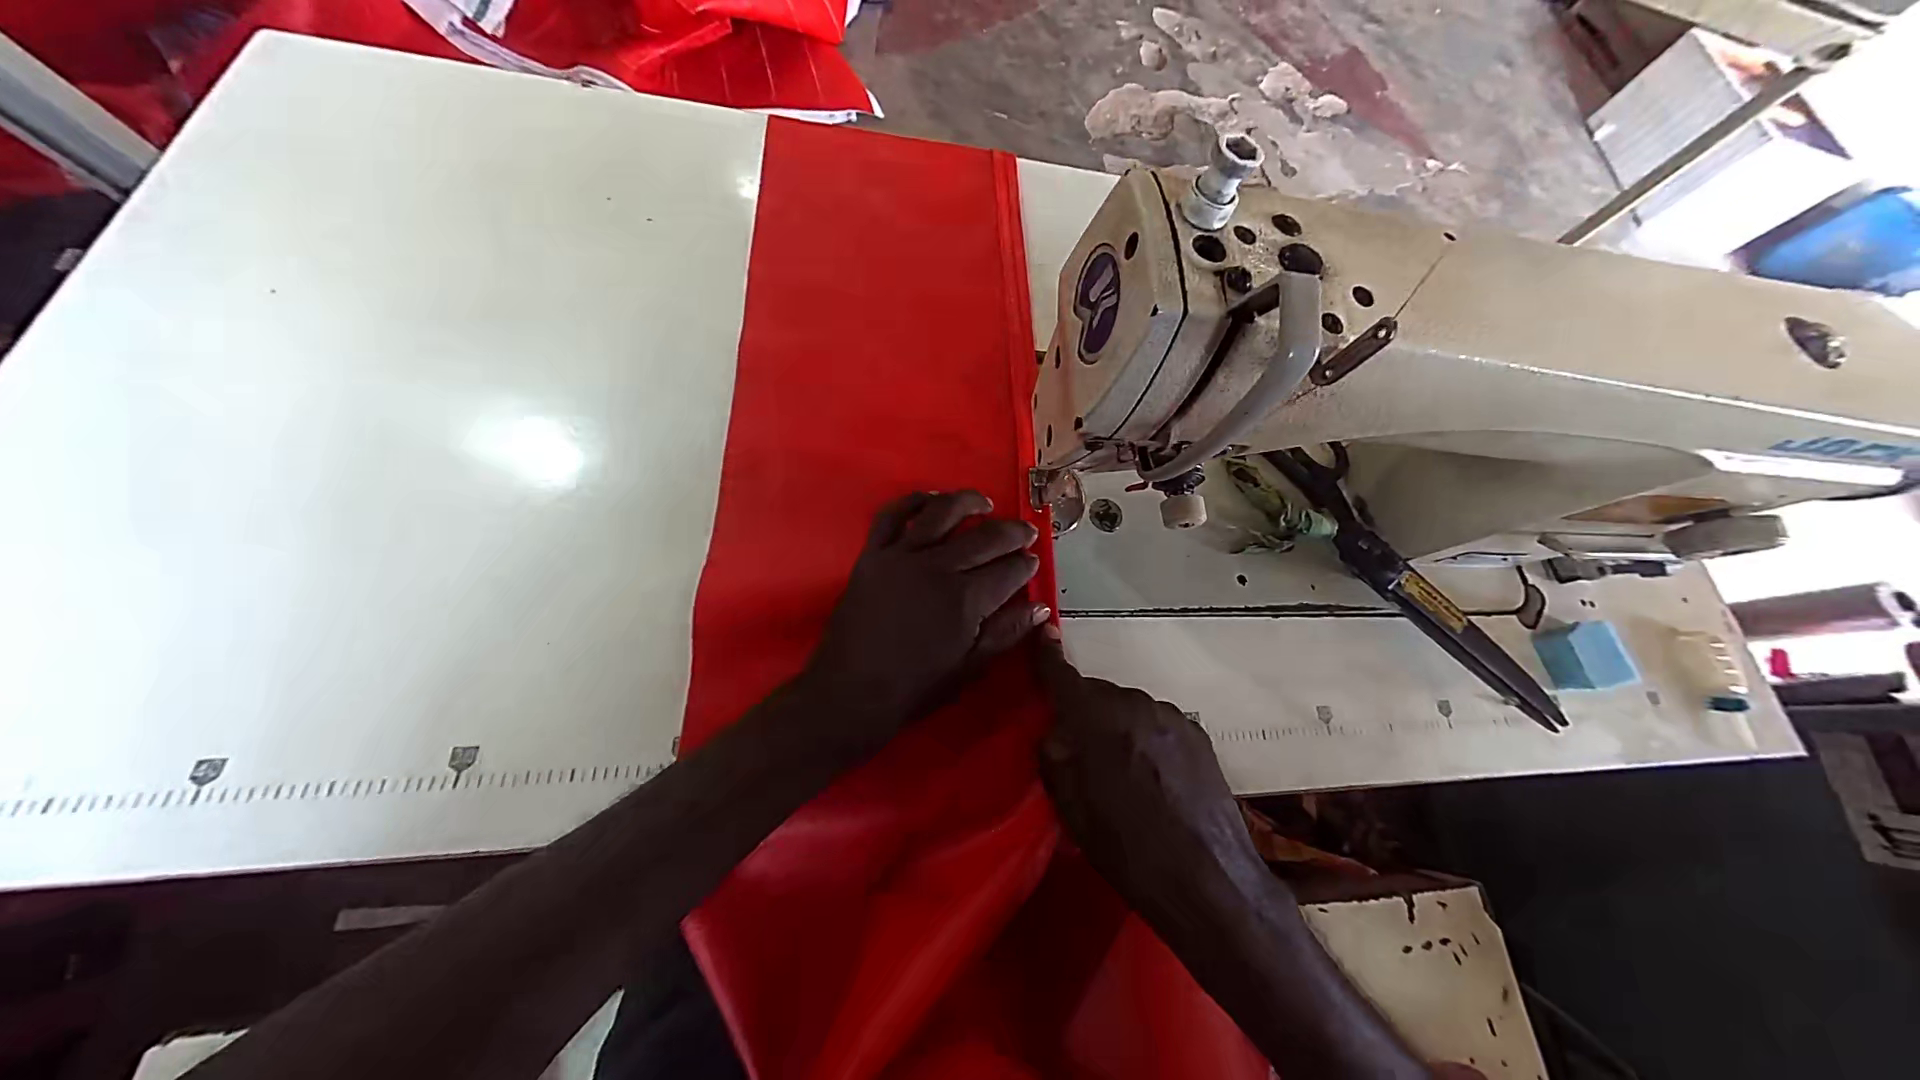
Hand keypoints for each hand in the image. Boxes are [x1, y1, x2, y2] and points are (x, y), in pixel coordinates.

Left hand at [804, 491, 1048, 740]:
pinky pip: (892, 516)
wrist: (853, 690)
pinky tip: (930, 499)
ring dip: (968, 502)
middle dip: (1012, 533)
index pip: (1009, 571)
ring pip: (941, 513)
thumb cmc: (915, 686)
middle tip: (1026, 532)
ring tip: (984, 503)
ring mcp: (902, 556)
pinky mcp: (873, 554)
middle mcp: (937, 568)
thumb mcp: (969, 667)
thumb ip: (1006, 632)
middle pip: (984, 537)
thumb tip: (1041, 607)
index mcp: (966, 599)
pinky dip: (912, 501)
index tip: (1033, 561)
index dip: (1026, 564)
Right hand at [1032, 636, 1268, 923]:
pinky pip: (1158, 722)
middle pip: (1098, 694)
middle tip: (1082, 754)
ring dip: (1119, 726)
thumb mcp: (1073, 812)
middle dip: (1086, 714)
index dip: (1049, 655)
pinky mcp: (1198, 733)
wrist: (1209, 881)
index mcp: (1096, 722)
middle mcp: (1135, 706)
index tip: (1044, 631)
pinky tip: (1154, 776)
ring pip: (1129, 708)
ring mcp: (1172, 717)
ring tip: (1123, 772)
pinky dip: (1147, 736)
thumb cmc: (1128, 852)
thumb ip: (1056, 761)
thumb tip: (1054, 733)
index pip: (1064, 677)